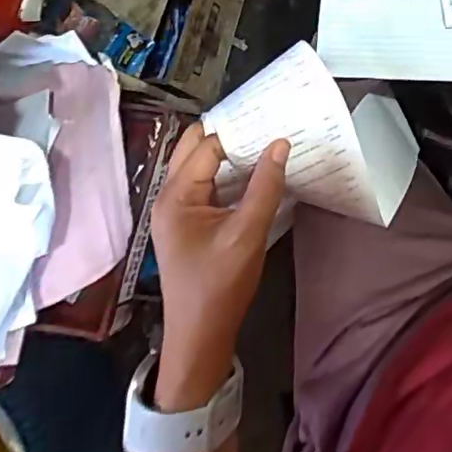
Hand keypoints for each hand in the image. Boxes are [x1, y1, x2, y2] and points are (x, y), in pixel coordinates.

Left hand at [149, 123, 287, 408]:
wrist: (201, 336)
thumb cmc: (219, 284)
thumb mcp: (247, 233)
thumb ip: (265, 186)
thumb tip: (281, 143)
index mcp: (176, 196)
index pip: (207, 146)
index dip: (238, 130)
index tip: (270, 116)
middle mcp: (171, 197)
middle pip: (196, 148)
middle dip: (229, 133)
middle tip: (266, 122)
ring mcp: (179, 210)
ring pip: (204, 165)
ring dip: (231, 153)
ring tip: (267, 140)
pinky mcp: (192, 221)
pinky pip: (211, 183)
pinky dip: (231, 172)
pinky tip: (258, 171)